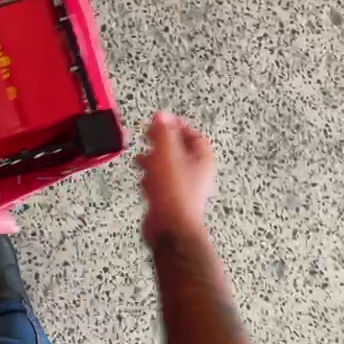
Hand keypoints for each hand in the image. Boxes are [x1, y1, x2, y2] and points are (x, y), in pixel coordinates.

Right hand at [138, 112, 216, 244]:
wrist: (170, 228)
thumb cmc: (174, 192)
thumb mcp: (167, 154)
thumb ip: (164, 133)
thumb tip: (162, 115)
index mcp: (202, 160)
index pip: (195, 136)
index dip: (179, 126)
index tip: (163, 121)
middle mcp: (197, 174)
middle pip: (182, 151)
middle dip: (163, 143)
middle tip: (149, 136)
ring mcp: (185, 188)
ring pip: (170, 167)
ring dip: (155, 160)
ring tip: (141, 158)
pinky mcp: (172, 201)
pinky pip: (163, 184)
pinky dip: (152, 178)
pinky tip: (144, 180)